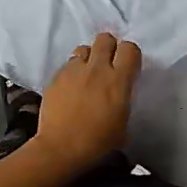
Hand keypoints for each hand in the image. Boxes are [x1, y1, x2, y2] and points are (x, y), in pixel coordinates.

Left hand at [27, 32, 141, 173]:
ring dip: (88, 58)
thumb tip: (120, 90)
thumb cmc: (98, 141)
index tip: (128, 65)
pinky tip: (71, 86)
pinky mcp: (56, 76)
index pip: (130, 48)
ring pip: (83, 48)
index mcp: (118, 80)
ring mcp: (73, 70)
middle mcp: (96, 68)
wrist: (61, 147)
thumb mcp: (123, 122)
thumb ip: (124, 98)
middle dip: (108, 47)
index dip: (130, 54)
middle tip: (107, 63)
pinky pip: (68, 64)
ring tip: (87, 74)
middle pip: (104, 39)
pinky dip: (72, 71)